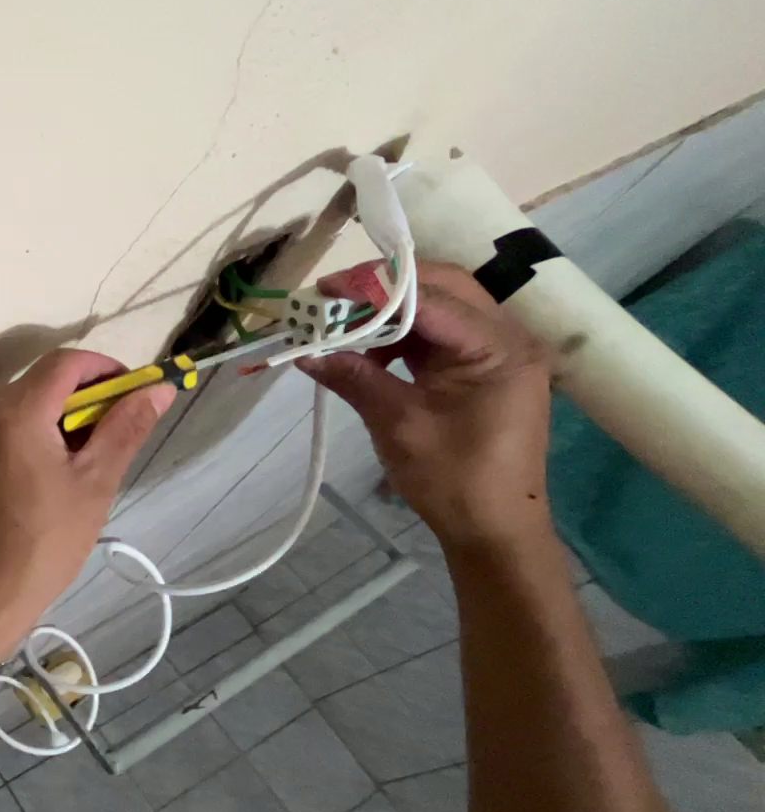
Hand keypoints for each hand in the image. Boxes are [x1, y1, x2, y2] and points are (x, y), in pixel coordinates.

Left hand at [0, 348, 175, 640]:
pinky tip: (54, 468)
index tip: (135, 394)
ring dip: (60, 414)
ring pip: (22, 402)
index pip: (65, 362)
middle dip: (85, 395)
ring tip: (89, 456)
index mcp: (15, 412)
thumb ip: (125, 427)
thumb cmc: (46, 541)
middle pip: (42, 380)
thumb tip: (157, 389)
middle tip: (117, 431)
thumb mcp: (95, 482)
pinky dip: (34, 430)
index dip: (106, 369)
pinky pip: (3, 424)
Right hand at [297, 261, 553, 549]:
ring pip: (437, 307)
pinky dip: (398, 333)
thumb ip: (354, 378)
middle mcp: (505, 338)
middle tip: (329, 300)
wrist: (491, 523)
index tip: (323, 290)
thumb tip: (305, 353)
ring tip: (341, 326)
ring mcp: (494, 352)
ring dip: (387, 311)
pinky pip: (435, 334)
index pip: (430, 300)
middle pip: (442, 288)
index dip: (374, 290)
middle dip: (382, 289)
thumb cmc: (451, 477)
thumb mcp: (396, 424)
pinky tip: (367, 350)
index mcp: (497, 349)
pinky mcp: (479, 367)